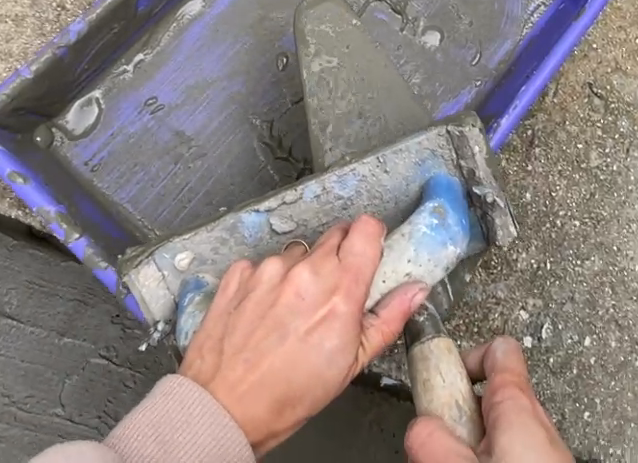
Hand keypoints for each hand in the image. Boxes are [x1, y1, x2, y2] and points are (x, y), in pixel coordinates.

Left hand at [180, 216, 428, 452]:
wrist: (222, 409)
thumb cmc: (288, 396)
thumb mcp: (350, 365)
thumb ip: (387, 319)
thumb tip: (416, 291)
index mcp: (340, 290)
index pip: (366, 229)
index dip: (371, 236)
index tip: (369, 251)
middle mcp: (306, 270)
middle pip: (335, 235)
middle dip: (339, 256)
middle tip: (332, 291)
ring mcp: (269, 268)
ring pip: (299, 252)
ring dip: (302, 271)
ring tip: (291, 311)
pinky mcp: (240, 272)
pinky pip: (264, 264)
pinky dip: (268, 281)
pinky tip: (263, 312)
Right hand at [404, 337, 571, 462]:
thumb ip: (432, 442)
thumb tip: (419, 428)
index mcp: (517, 407)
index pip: (498, 351)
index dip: (466, 359)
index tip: (443, 383)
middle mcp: (537, 425)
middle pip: (491, 398)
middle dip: (462, 419)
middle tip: (443, 446)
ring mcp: (545, 454)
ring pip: (501, 436)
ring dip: (475, 450)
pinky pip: (514, 459)